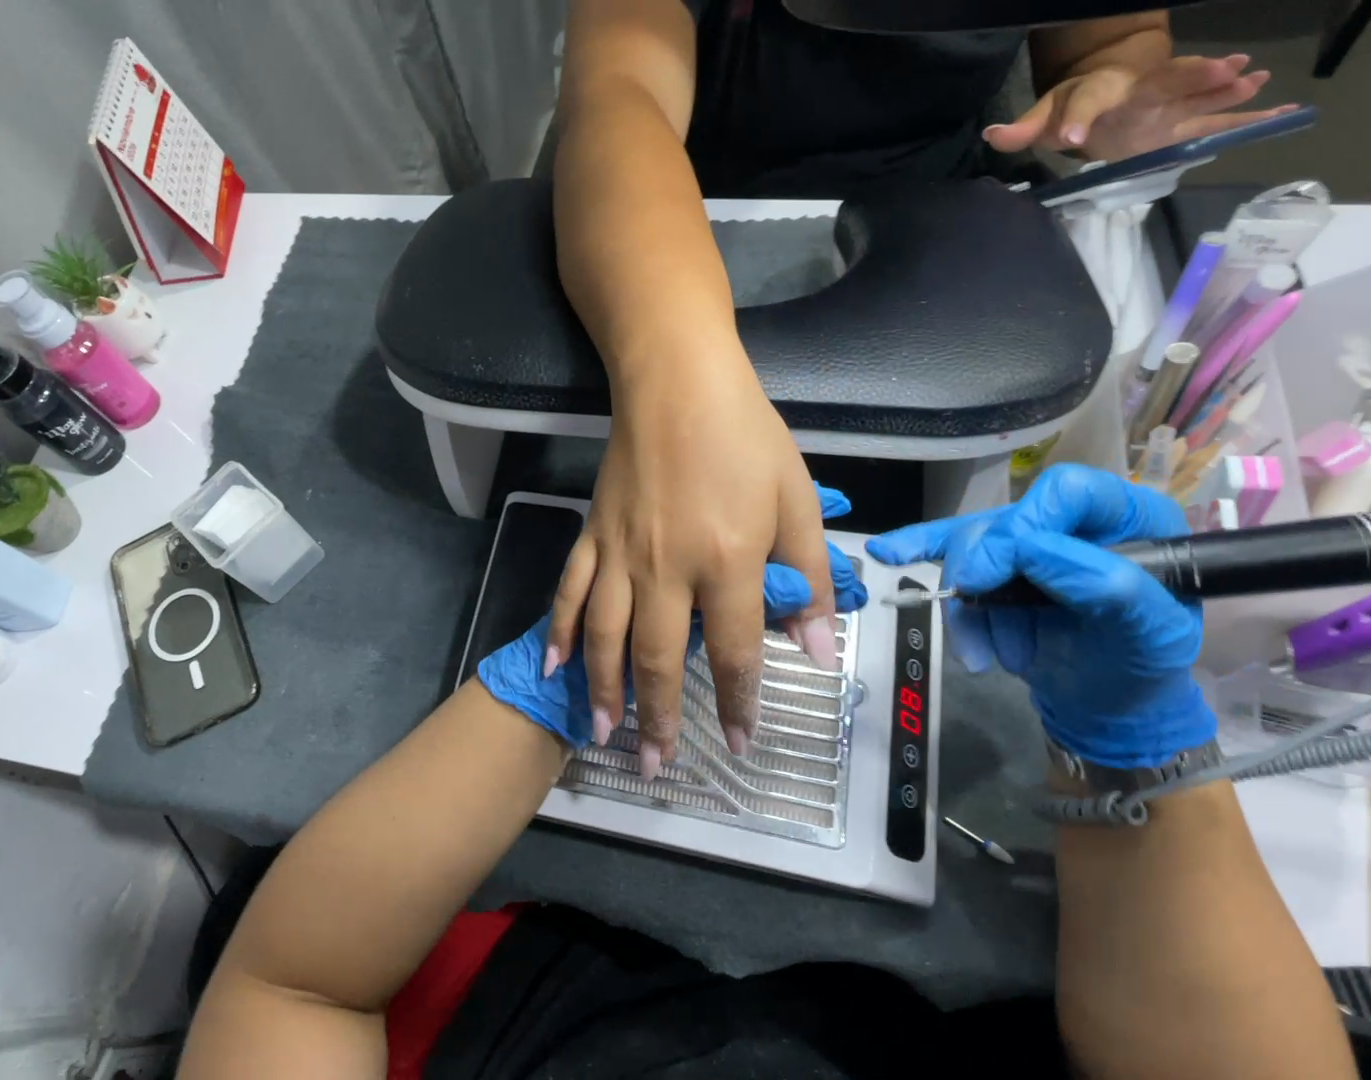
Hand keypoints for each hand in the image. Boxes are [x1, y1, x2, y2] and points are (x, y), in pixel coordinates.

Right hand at [545, 376, 835, 777]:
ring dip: (604, 692)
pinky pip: (569, 592)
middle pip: (659, 659)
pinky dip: (558, 633)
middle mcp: (667, 569)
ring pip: (604, 636)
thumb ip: (809, 577)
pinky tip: (554, 669)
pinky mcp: (591, 535)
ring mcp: (620, 554)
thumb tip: (816, 649)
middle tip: (656, 768)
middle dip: (660, 719)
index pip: (735, 651)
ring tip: (604, 737)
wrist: (677, 382)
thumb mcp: (797, 499)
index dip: (739, 704)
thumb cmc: (746, 436)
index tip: (740, 744)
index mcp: (728, 560)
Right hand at [866, 465, 1213, 768]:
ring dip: (965, 609)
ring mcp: (1026, 544)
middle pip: (1004, 522)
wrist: (1108, 706)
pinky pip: (946, 548)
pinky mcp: (991, 567)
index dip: (1020, 527)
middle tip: (975, 616)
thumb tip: (1026, 549)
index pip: (1067, 492)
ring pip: (968, 549)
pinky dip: (916, 549)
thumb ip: (1105, 585)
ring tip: (983, 657)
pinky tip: (889, 552)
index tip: (985, 577)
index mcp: (1128, 518)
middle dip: (983, 575)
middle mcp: (1071, 521)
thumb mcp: (1148, 632)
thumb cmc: (1141, 668)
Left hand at [985, 53, 1295, 162]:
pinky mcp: (1182, 118)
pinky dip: (1247, 114)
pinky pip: (1217, 117)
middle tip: (1223, 70)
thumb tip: (991, 134)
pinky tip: (1281, 110)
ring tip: (1254, 77)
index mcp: (1096, 93)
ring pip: (1199, 92)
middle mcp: (1138, 92)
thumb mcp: (1042, 116)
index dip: (1076, 121)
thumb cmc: (1071, 102)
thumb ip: (1018, 130)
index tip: (1070, 139)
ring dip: (1226, 86)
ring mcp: (1166, 103)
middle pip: (1164, 83)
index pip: (1084, 104)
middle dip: (1191, 78)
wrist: (1104, 83)